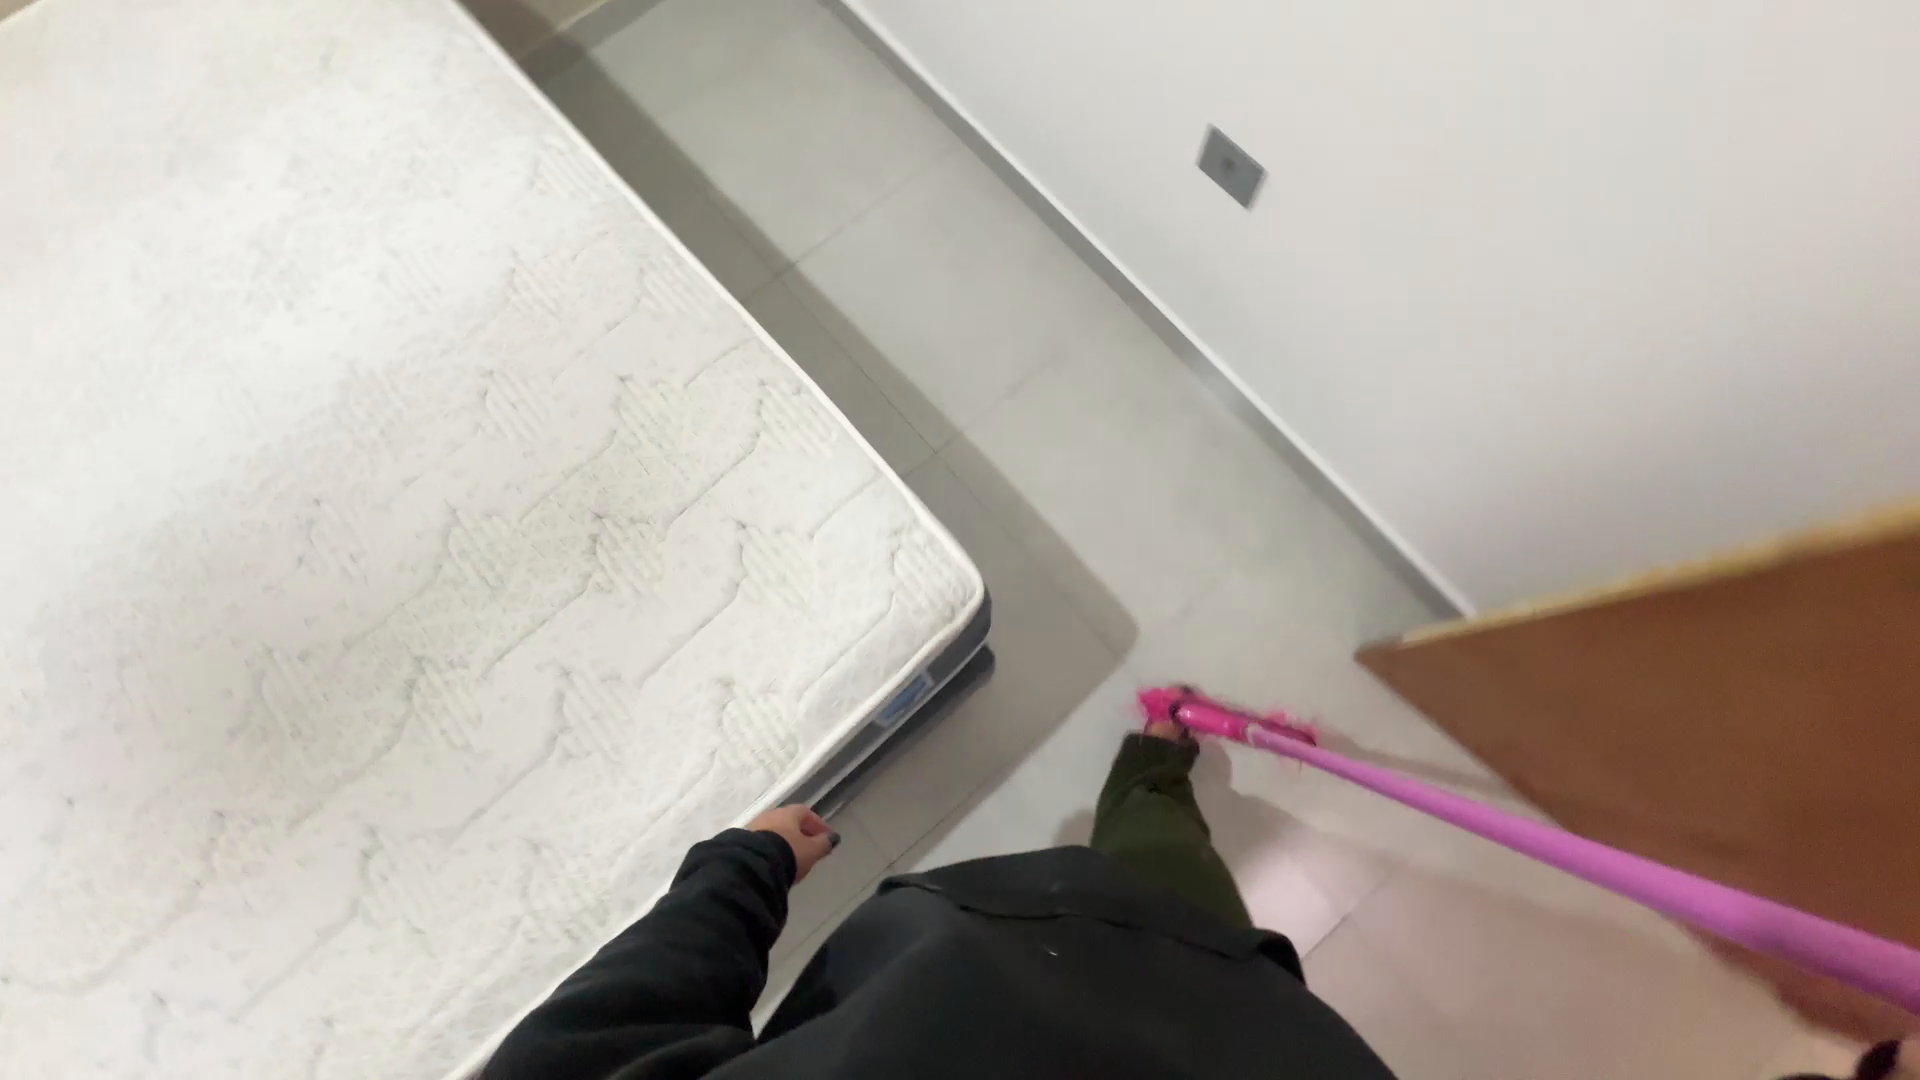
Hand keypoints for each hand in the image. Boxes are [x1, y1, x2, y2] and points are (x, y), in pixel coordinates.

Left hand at [746, 804, 837, 882]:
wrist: (751, 866)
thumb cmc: (787, 854)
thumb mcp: (811, 851)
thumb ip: (823, 843)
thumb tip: (833, 837)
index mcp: (789, 813)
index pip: (806, 813)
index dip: (818, 825)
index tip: (826, 838)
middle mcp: (771, 815)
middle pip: (789, 822)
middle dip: (800, 834)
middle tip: (809, 848)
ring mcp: (753, 827)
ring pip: (774, 832)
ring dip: (784, 842)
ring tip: (791, 858)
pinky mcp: (741, 842)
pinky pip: (762, 843)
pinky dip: (771, 849)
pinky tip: (774, 862)